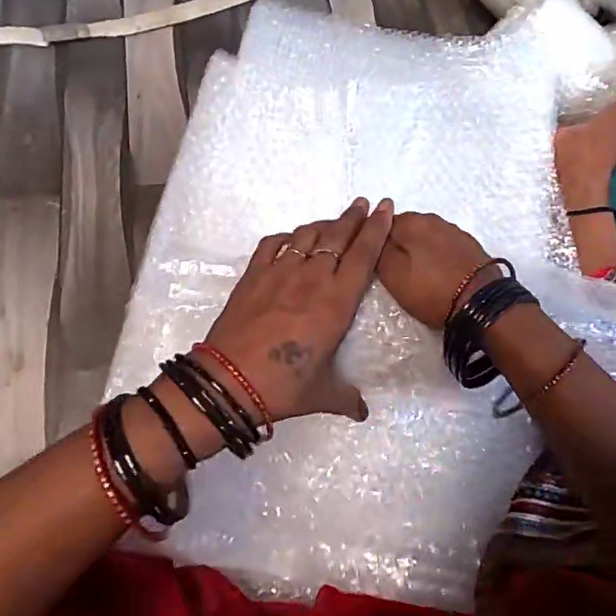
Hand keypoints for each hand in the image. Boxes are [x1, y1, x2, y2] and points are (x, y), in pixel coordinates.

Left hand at [201, 198, 393, 422]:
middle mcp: (311, 279)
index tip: (386, 208)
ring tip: (332, 221)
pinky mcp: (252, 277)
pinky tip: (289, 239)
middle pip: (337, 237)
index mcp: (336, 302)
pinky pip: (271, 246)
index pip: (363, 255)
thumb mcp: (321, 394)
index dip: (377, 229)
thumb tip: (361, 411)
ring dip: (322, 224)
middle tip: (363, 203)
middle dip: (353, 218)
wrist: (229, 380)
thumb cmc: (283, 386)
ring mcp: (279, 274)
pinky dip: (284, 238)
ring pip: (306, 236)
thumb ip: (345, 398)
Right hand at [375, 211, 494, 328]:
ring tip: (419, 274)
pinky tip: (439, 273)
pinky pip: (444, 246)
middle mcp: (433, 219)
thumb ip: (379, 252)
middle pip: (406, 229)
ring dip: (420, 250)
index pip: (382, 224)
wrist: (481, 302)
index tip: (379, 262)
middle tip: (398, 271)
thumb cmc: (431, 290)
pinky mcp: (470, 246)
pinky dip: (438, 256)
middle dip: (400, 245)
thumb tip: (378, 238)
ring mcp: (455, 231)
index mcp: (411, 222)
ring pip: (427, 237)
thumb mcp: (393, 276)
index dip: (378, 243)